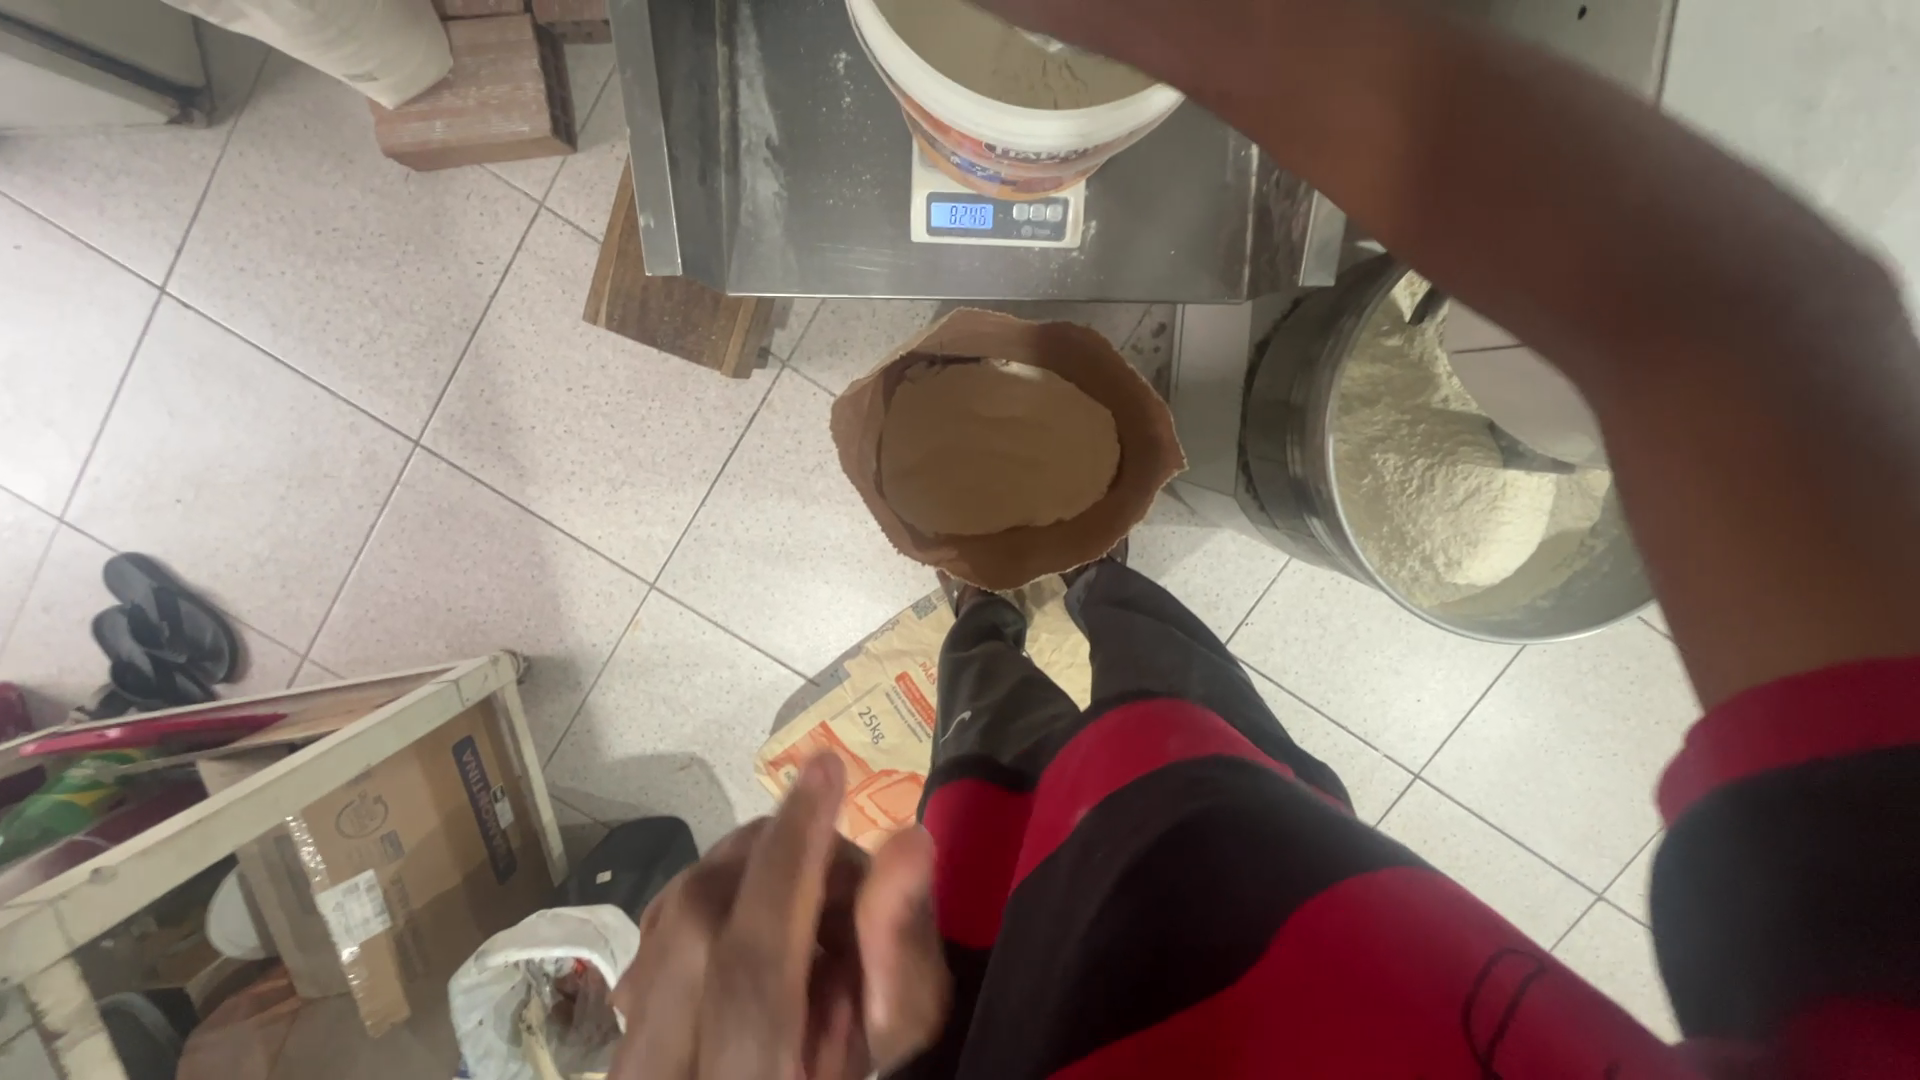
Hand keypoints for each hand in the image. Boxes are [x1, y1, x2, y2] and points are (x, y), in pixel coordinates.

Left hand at [607, 754, 949, 1078]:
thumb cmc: (853, 1073)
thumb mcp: (896, 1028)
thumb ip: (900, 944)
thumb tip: (909, 840)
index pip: (755, 969)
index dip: (793, 860)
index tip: (825, 768)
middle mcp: (663, 1077)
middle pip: (699, 920)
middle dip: (778, 856)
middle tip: (841, 866)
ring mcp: (626, 1051)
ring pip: (673, 906)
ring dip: (749, 871)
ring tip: (808, 900)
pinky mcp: (618, 1015)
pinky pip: (660, 915)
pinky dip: (719, 887)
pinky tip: (759, 908)